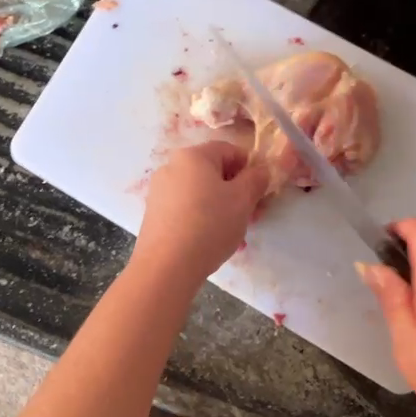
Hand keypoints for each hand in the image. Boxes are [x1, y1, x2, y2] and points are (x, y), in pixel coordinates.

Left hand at [133, 141, 268, 286]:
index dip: (250, 168)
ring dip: (222, 207)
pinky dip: (202, 218)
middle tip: (252, 215)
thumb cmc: (209, 224)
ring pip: (200, 192)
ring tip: (235, 233)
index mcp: (193, 156)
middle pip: (213, 172)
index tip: (262, 191)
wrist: (166, 266)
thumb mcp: (243, 200)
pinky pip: (186, 208)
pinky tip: (211, 240)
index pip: (229, 150)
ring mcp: (159, 191)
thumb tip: (261, 171)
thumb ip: (256, 179)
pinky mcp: (154, 214)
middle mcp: (172, 167)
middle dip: (237, 191)